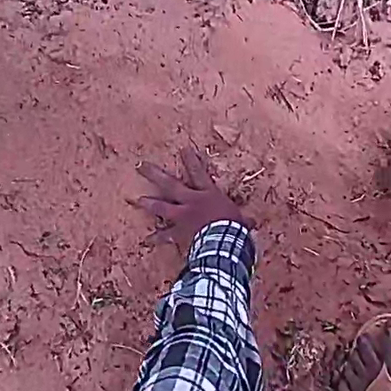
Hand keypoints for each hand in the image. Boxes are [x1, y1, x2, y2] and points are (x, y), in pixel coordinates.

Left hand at [136, 148, 250, 248]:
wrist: (222, 241)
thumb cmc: (234, 227)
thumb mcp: (240, 220)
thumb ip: (242, 220)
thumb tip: (252, 223)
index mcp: (208, 194)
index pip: (198, 172)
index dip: (190, 160)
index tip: (182, 149)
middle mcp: (191, 201)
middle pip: (170, 184)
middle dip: (155, 174)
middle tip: (141, 166)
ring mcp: (182, 216)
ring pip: (162, 207)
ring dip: (150, 203)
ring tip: (139, 200)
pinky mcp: (179, 232)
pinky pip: (165, 236)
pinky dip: (156, 238)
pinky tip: (147, 240)